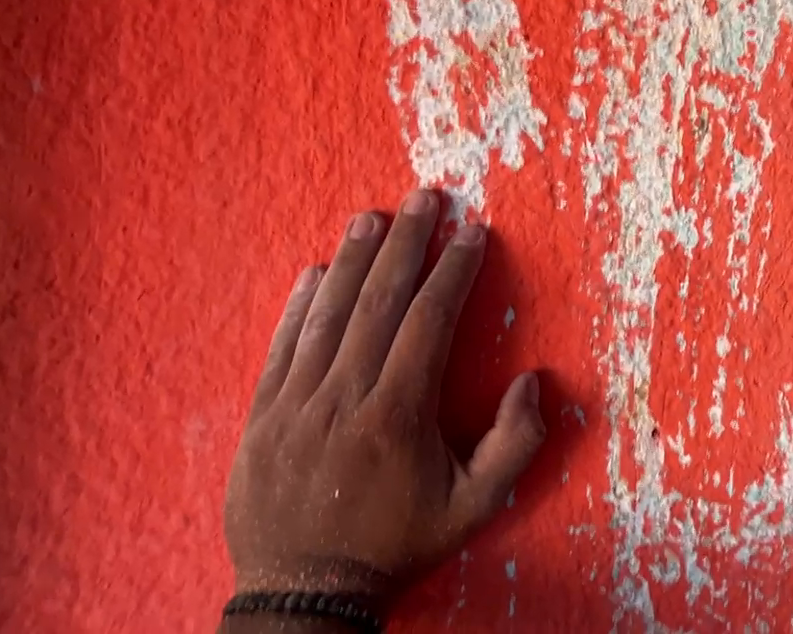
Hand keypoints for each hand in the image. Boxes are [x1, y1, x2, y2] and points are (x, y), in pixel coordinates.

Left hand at [223, 189, 545, 612]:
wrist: (303, 595)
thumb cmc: (400, 541)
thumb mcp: (477, 506)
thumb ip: (516, 443)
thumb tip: (533, 379)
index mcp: (396, 415)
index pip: (429, 321)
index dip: (454, 270)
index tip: (473, 232)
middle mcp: (342, 400)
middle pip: (378, 304)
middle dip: (406, 244)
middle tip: (424, 198)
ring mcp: (294, 408)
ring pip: (327, 317)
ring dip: (353, 261)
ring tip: (371, 217)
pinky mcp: (260, 420)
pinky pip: (280, 349)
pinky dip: (298, 306)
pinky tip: (315, 271)